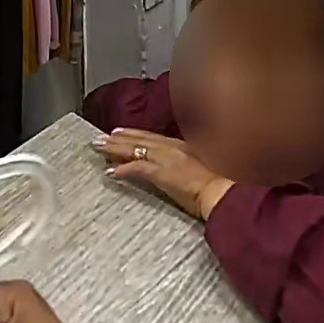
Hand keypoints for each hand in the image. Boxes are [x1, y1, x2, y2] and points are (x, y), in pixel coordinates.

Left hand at [95, 128, 235, 219]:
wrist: (223, 190)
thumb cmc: (220, 181)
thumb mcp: (205, 164)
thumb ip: (192, 161)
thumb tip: (184, 165)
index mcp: (181, 145)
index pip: (152, 138)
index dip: (135, 135)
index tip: (121, 132)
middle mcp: (171, 148)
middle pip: (140, 140)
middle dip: (120, 137)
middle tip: (102, 136)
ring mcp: (166, 159)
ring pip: (135, 149)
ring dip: (115, 148)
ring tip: (99, 147)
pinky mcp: (161, 173)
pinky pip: (137, 168)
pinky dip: (122, 169)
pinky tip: (110, 172)